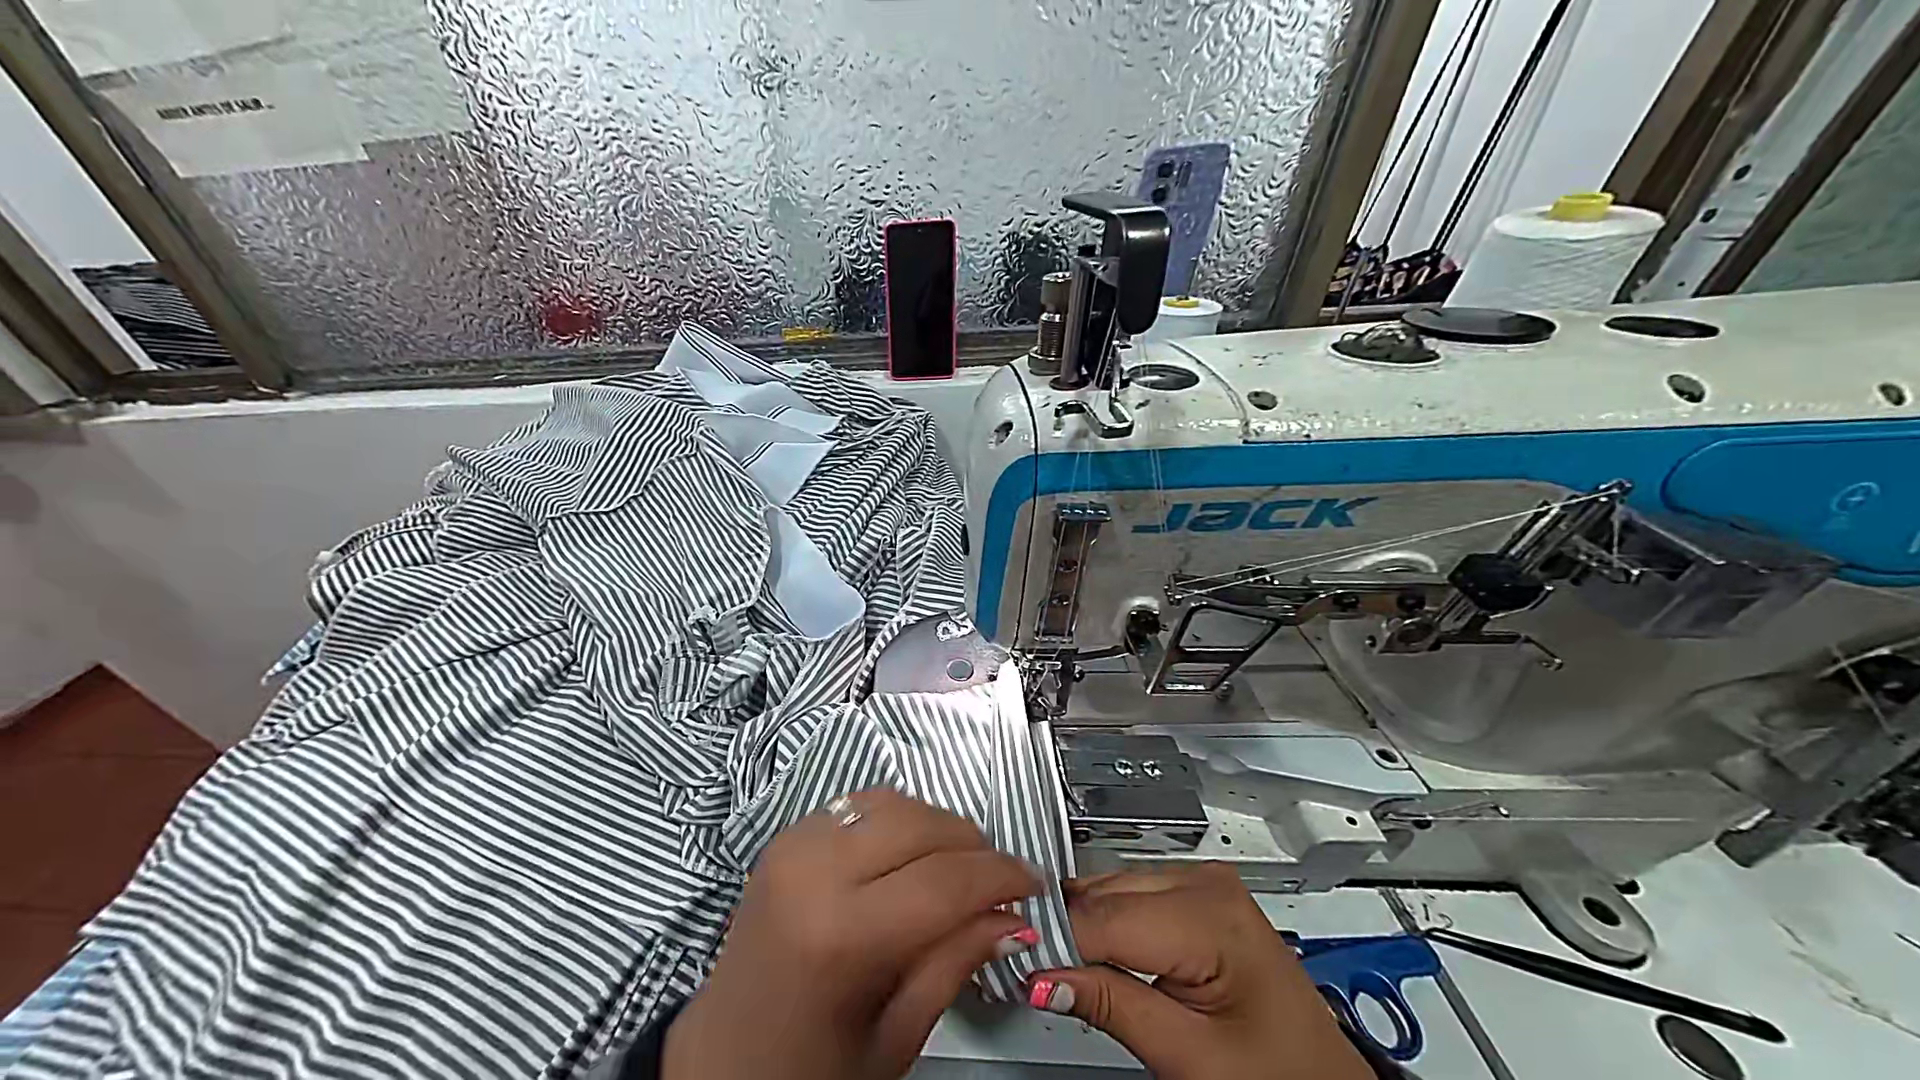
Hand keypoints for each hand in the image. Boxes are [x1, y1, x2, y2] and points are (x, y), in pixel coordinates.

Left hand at [663, 788, 1041, 1079]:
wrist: (718, 1063)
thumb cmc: (806, 1071)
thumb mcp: (894, 1036)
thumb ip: (955, 962)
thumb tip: (1012, 918)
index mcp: (839, 934)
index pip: (946, 880)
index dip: (1001, 876)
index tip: (1031, 884)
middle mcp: (812, 872)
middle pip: (922, 825)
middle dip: (974, 846)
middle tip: (999, 880)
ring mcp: (792, 846)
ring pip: (893, 802)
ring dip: (937, 826)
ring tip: (958, 867)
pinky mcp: (784, 839)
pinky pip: (858, 806)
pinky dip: (897, 819)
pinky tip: (910, 854)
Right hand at [1027, 864, 1372, 1079]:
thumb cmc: (1282, 1075)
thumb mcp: (1190, 1056)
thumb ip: (1112, 1005)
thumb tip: (1045, 975)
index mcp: (1210, 915)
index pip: (1103, 918)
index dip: (1053, 943)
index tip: (1014, 962)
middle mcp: (1205, 883)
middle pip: (1104, 895)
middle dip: (1061, 930)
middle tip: (1023, 966)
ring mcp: (1202, 883)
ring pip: (1110, 889)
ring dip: (1077, 922)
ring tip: (1047, 959)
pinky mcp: (1196, 893)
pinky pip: (1130, 894)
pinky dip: (1102, 919)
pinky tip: (1084, 945)